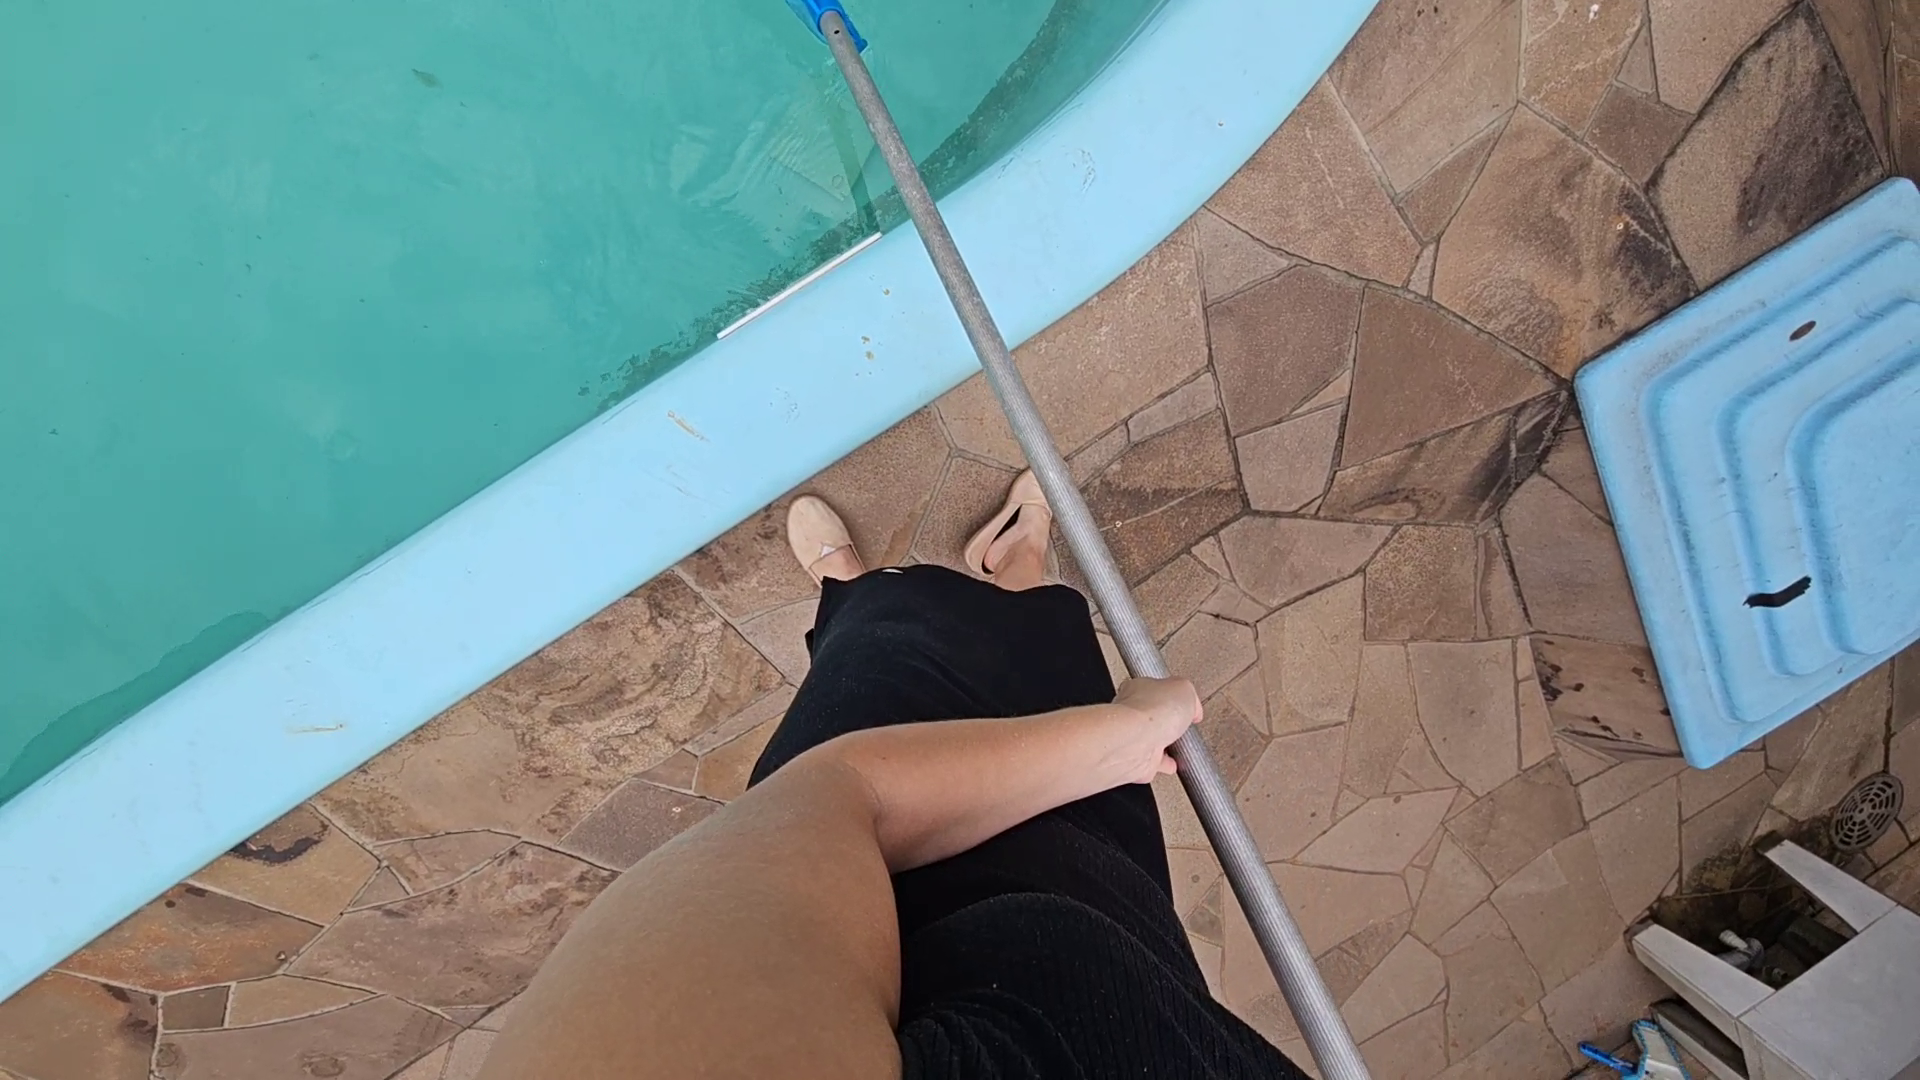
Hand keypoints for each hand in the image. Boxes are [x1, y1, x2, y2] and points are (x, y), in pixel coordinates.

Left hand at [1109, 677, 1203, 781]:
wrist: (1135, 742)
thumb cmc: (1151, 711)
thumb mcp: (1184, 689)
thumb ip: (1189, 694)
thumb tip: (1193, 706)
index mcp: (1138, 688)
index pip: (1154, 688)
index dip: (1169, 694)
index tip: (1181, 701)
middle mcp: (1132, 713)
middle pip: (1151, 714)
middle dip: (1165, 719)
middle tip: (1180, 723)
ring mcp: (1134, 737)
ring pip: (1150, 739)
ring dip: (1164, 743)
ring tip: (1178, 744)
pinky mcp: (1137, 760)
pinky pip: (1152, 762)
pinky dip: (1163, 764)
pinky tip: (1172, 764)